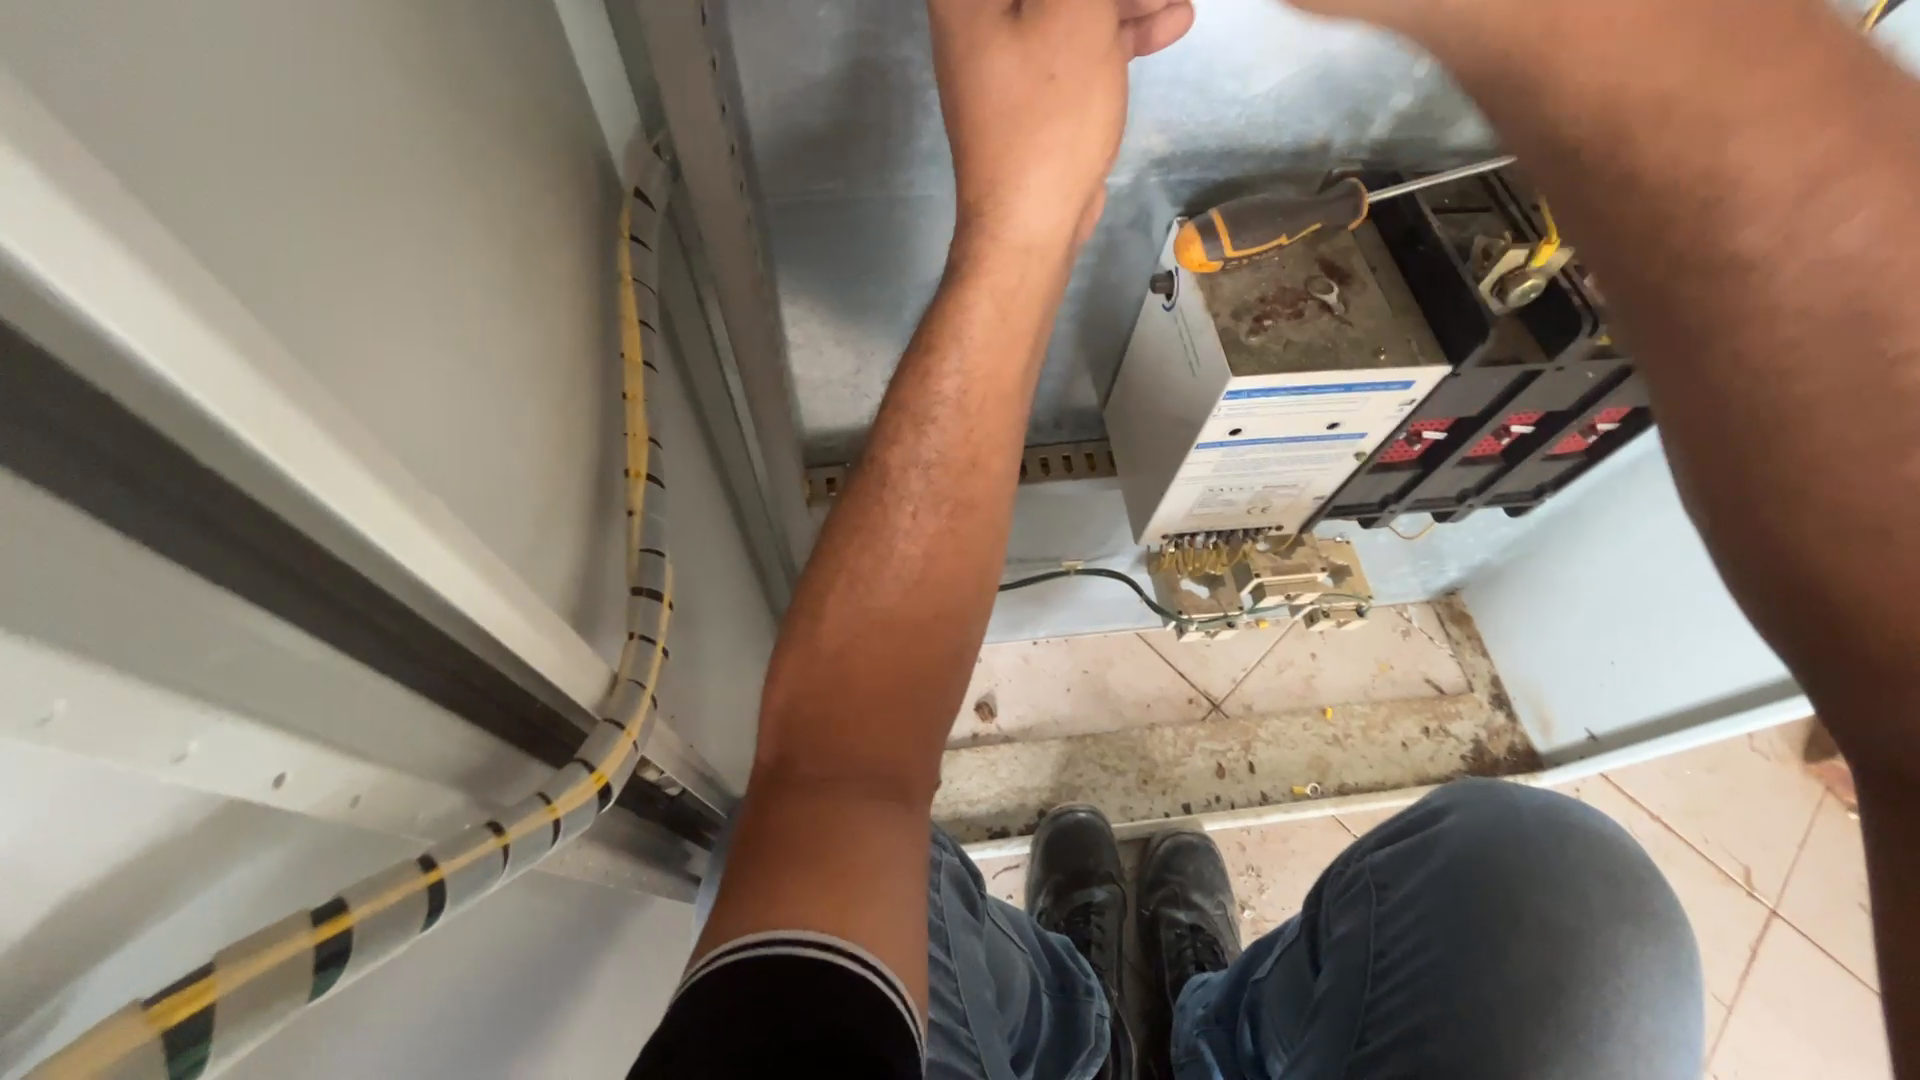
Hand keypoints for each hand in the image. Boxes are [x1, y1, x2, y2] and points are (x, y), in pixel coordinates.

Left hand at [927, 0, 1193, 251]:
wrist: (1029, 222)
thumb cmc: (1047, 113)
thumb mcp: (1074, 11)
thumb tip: (1090, 1)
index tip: (1100, 6)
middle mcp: (977, 13)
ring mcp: (1005, 54)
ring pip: (1073, 4)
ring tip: (1177, 0)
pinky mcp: (1032, 89)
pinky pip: (1078, 41)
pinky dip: (1121, 31)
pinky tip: (1172, 21)